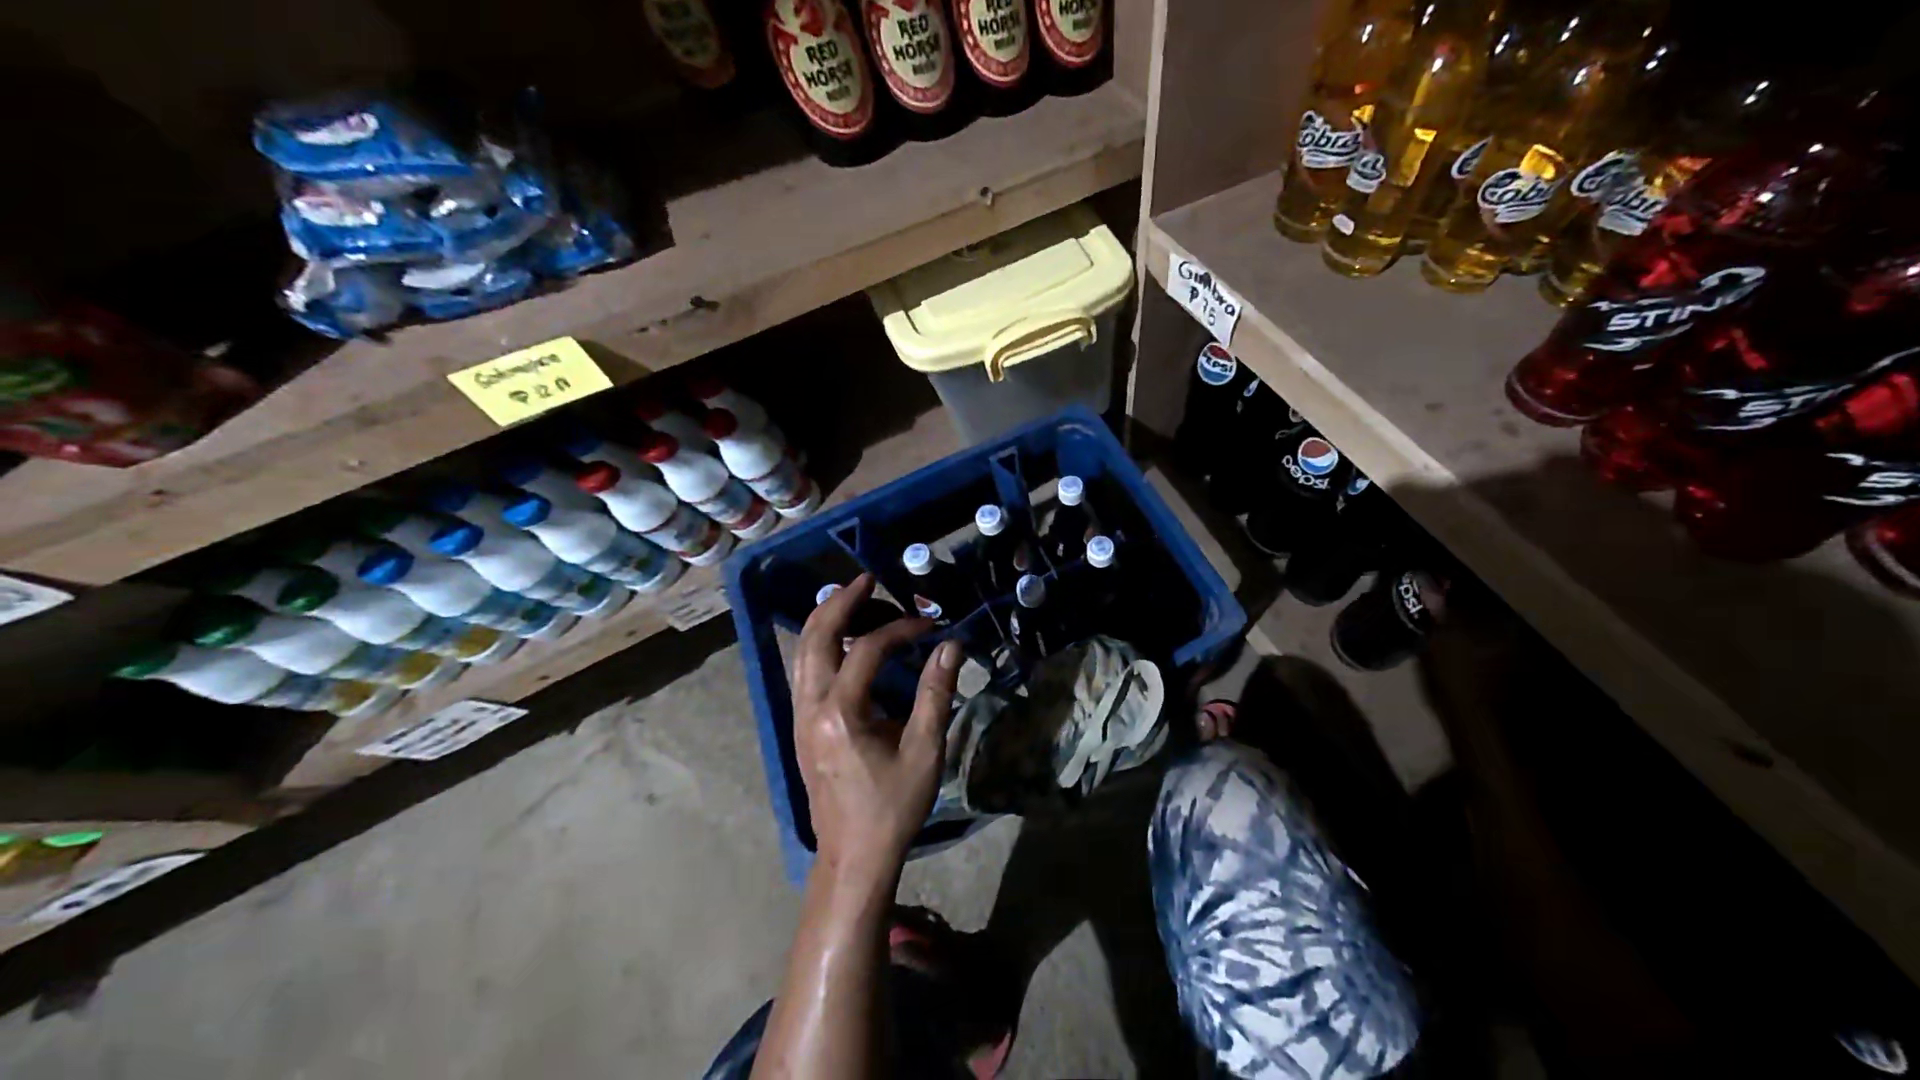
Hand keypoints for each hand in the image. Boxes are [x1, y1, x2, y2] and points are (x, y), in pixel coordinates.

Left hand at [793, 574, 961, 885]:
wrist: (853, 855)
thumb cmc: (892, 807)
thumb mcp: (923, 751)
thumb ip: (935, 694)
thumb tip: (951, 646)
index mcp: (840, 713)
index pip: (866, 649)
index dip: (899, 629)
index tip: (929, 625)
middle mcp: (810, 707)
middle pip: (815, 637)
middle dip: (840, 603)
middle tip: (866, 580)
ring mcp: (798, 716)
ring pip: (802, 652)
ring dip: (825, 620)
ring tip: (852, 599)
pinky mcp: (799, 725)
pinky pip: (803, 670)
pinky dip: (819, 644)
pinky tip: (841, 641)